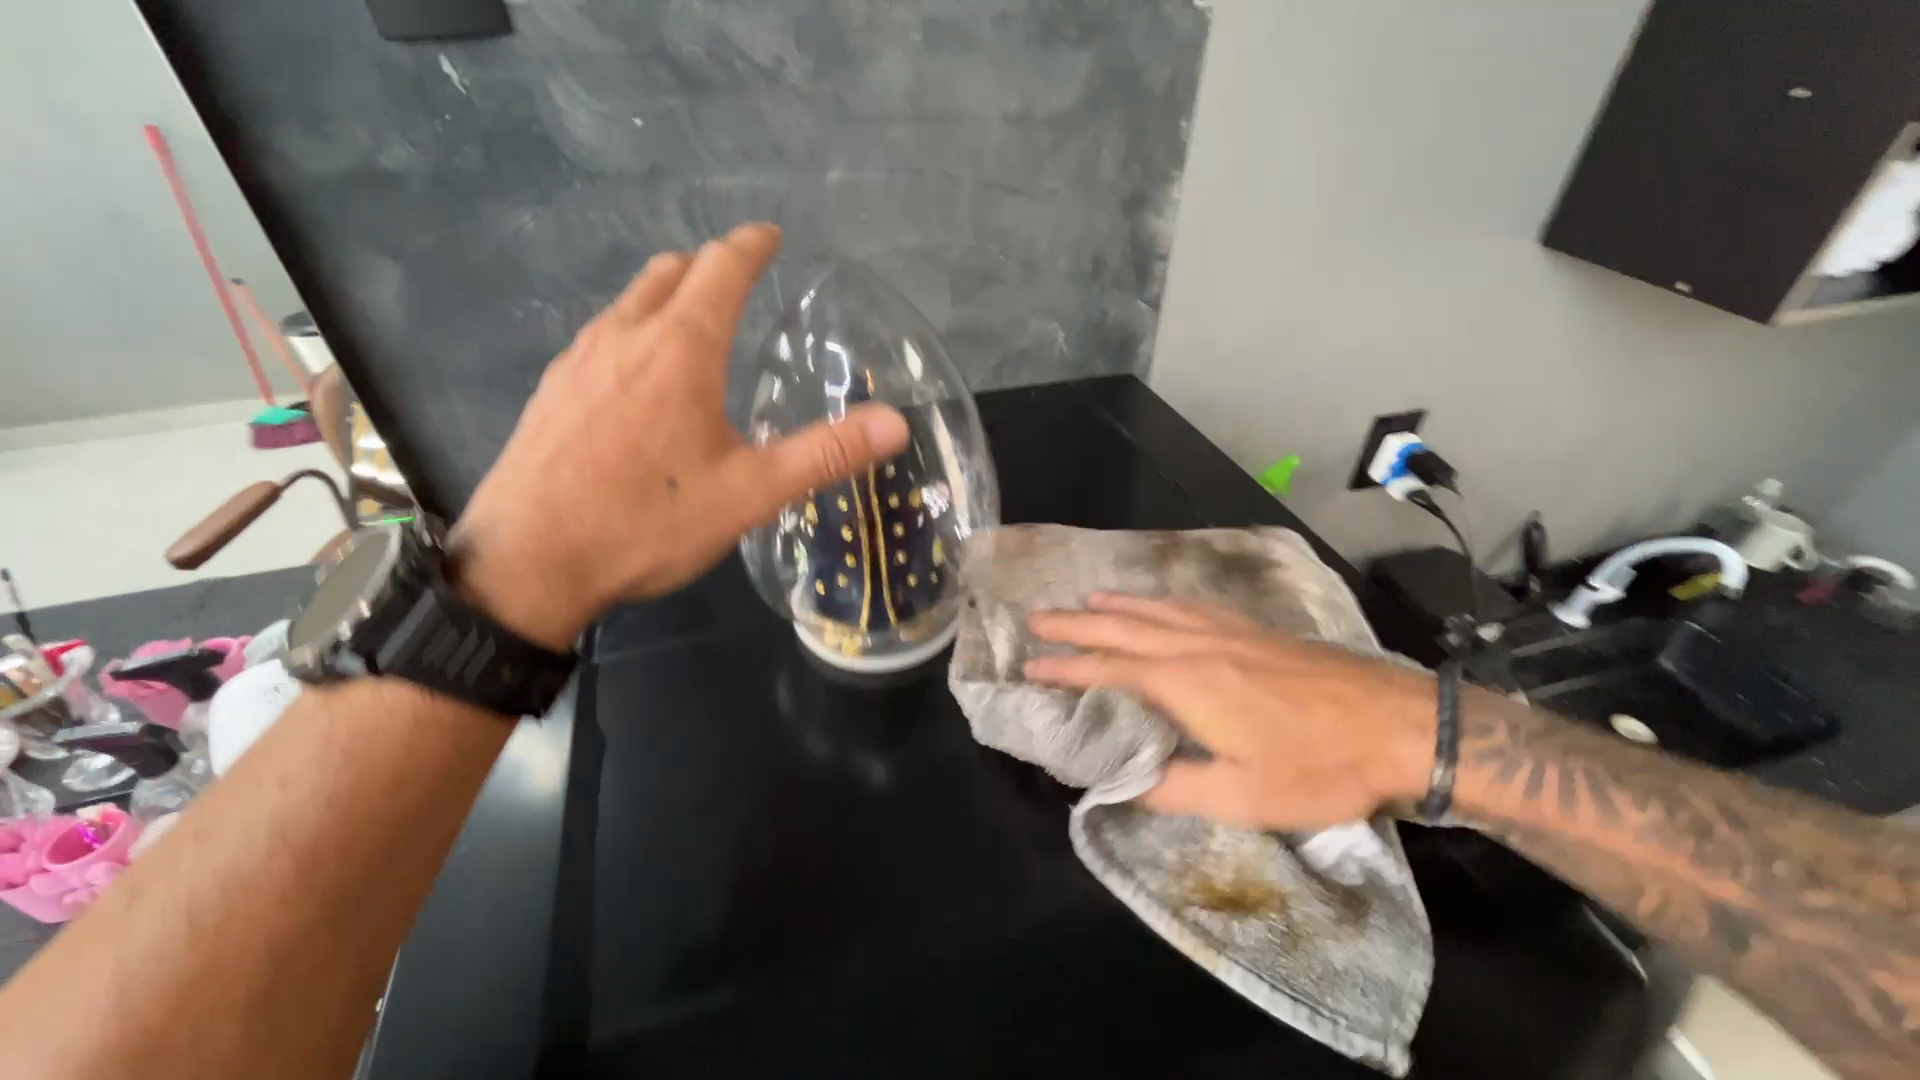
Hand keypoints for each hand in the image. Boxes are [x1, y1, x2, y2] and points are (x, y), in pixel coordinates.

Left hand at [453, 223, 909, 649]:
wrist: (525, 565)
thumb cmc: (646, 522)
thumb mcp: (750, 494)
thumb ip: (823, 454)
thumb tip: (896, 423)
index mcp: (680, 348)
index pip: (722, 268)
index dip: (752, 246)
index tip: (771, 236)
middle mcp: (625, 336)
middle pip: (669, 271)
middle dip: (708, 264)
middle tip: (739, 279)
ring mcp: (578, 360)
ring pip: (630, 302)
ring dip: (668, 295)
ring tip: (695, 323)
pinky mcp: (552, 391)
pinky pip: (602, 337)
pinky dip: (635, 331)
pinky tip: (640, 380)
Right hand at [1025, 593, 1437, 830]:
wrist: (1399, 725)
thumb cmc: (1318, 767)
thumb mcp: (1241, 796)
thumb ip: (1173, 788)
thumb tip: (1120, 783)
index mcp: (1185, 683)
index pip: (1108, 670)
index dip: (1065, 667)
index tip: (1028, 664)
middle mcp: (1197, 646)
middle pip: (1123, 628)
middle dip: (1075, 625)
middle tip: (1036, 619)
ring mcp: (1229, 632)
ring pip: (1156, 610)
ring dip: (1115, 607)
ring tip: (1087, 602)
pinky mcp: (1256, 631)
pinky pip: (1191, 606)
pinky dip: (1160, 601)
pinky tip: (1161, 604)